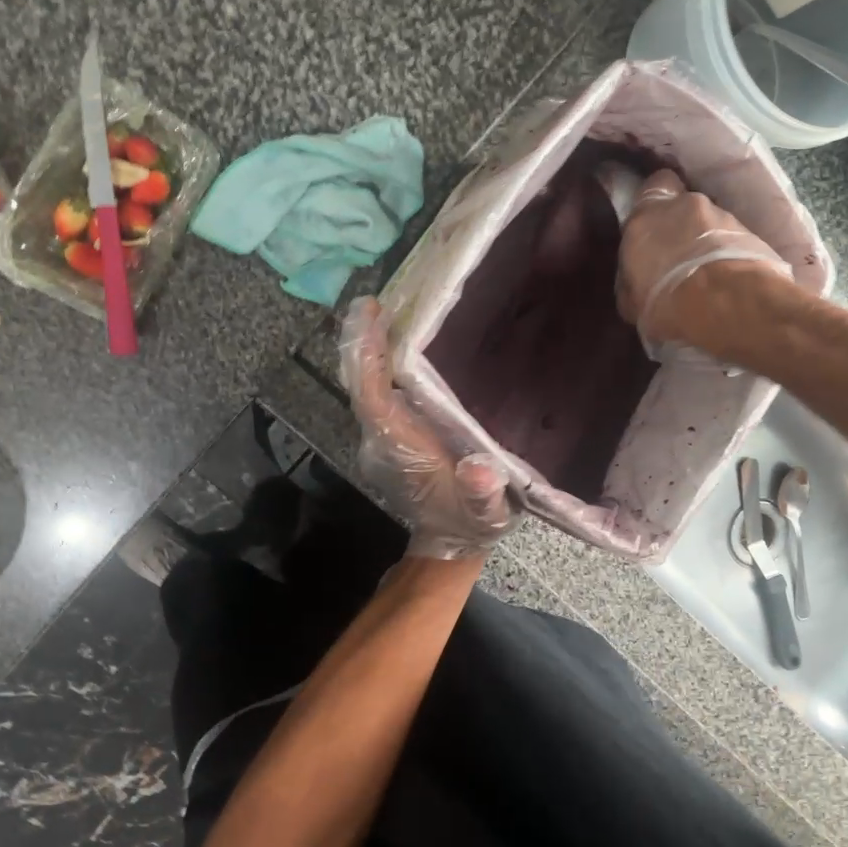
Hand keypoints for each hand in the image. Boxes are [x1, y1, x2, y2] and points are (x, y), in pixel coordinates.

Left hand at [339, 297, 515, 558]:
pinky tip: (398, 340)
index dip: (367, 356)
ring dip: (369, 349)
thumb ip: (483, 495)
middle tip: (376, 302)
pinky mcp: (390, 433)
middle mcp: (381, 438)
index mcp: (401, 449)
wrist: (449, 543)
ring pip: (364, 386)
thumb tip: (478, 470)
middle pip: (359, 384)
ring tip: (387, 310)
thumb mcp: (487, 515)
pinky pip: (376, 391)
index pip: (372, 397)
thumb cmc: (471, 524)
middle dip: (362, 342)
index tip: (372, 315)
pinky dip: (380, 363)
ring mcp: (382, 436)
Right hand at [615, 170, 794, 349]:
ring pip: (711, 223)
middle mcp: (686, 205)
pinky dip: (729, 256)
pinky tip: (726, 282)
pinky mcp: (753, 233)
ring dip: (707, 243)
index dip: (656, 202)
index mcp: (647, 215)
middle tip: (678, 257)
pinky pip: (734, 241)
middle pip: (684, 206)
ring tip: (707, 275)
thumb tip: (638, 278)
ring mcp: (723, 216)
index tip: (653, 223)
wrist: (726, 306)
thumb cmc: (664, 302)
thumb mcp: (631, 299)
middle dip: (682, 226)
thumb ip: (633, 275)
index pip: (654, 185)